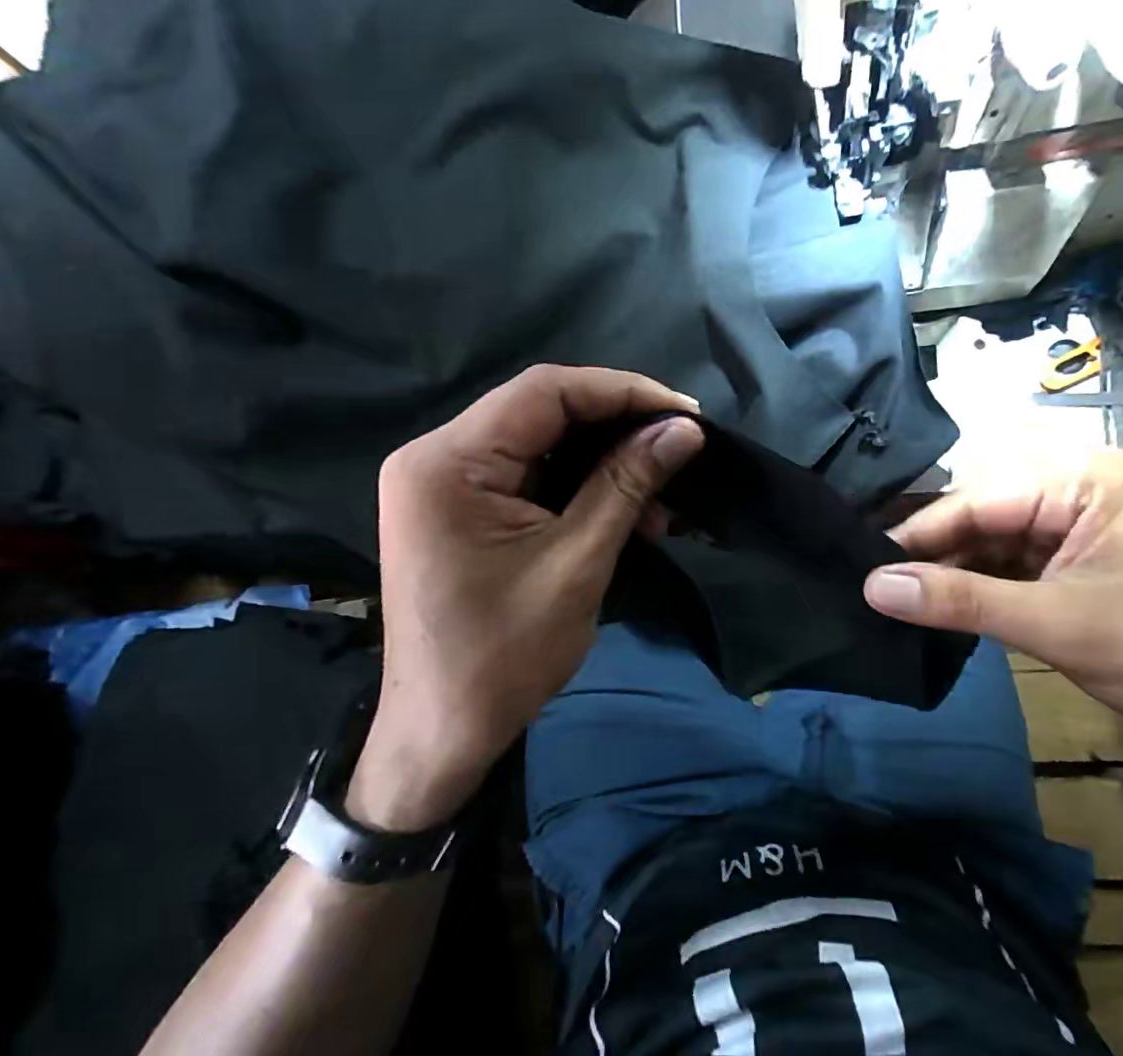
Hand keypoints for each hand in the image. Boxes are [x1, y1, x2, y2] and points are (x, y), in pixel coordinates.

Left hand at [350, 365, 703, 830]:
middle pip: (542, 412)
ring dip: (607, 464)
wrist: (444, 731)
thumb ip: (628, 484)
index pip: (544, 392)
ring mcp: (446, 485)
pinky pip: (533, 478)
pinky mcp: (463, 511)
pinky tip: (629, 515)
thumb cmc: (505, 654)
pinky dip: (583, 490)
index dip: (622, 392)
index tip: (685, 413)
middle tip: (681, 448)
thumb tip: (685, 430)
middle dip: (619, 428)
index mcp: (448, 462)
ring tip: (663, 498)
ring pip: (544, 445)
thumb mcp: (577, 561)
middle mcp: (437, 457)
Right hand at [862, 451, 1122, 760]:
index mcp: (1084, 478)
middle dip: (936, 554)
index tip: (864, 567)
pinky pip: (1017, 564)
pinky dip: (984, 588)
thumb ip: (962, 601)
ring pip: (997, 541)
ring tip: (902, 602)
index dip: (919, 534)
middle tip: (878, 588)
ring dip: (957, 574)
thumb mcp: (1059, 623)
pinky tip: (948, 608)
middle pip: (985, 514)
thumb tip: (873, 586)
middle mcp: (1081, 489)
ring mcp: (1083, 526)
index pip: (979, 497)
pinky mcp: (1082, 561)